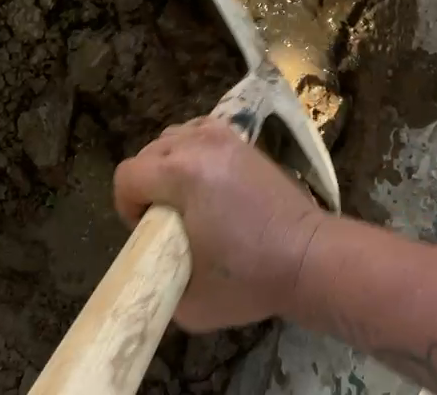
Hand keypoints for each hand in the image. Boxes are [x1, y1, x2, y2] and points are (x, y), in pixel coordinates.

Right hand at [112, 117, 329, 331]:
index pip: (127, 176)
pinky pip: (198, 132)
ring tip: (186, 199)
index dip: (127, 207)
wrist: (309, 258)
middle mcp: (197, 144)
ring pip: (171, 139)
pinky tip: (205, 179)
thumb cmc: (251, 279)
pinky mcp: (241, 140)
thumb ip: (158, 281)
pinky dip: (192, 151)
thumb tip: (151, 270)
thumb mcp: (191, 303)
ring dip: (168, 166)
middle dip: (147, 187)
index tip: (147, 233)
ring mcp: (222, 137)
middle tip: (167, 222)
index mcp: (180, 175)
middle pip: (147, 154)